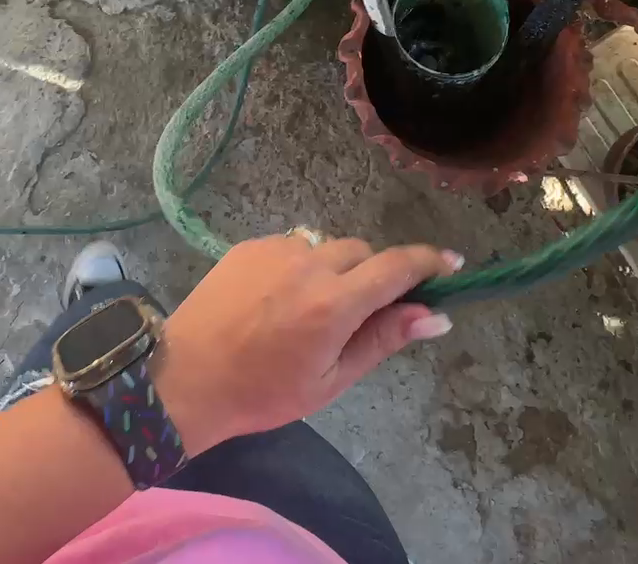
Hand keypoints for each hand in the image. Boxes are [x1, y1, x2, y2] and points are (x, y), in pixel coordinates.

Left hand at [149, 234, 461, 453]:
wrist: (185, 377)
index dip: (428, 262)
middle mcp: (310, 263)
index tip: (451, 263)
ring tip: (307, 312)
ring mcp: (276, 248)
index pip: (396, 267)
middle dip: (372, 275)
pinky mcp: (250, 245)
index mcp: (334, 302)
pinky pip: (292, 247)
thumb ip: (383, 339)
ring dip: (333, 269)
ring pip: (326, 247)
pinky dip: (299, 267)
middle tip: (358, 313)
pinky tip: (277, 300)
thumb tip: (436, 316)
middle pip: (362, 252)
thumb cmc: (263, 392)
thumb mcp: (330, 380)